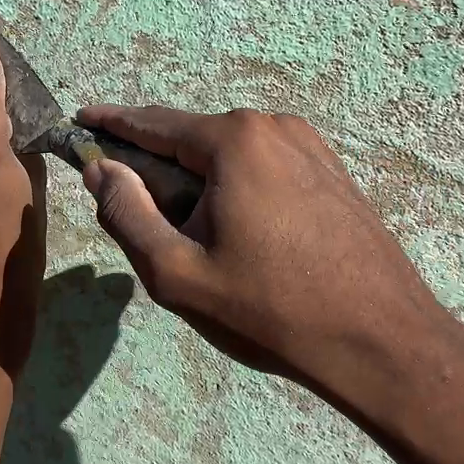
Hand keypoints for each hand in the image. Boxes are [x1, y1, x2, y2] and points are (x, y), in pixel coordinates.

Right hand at [76, 105, 454, 403]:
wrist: (384, 343)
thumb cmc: (271, 310)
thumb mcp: (176, 272)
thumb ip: (125, 213)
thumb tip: (99, 169)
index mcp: (233, 140)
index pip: (151, 123)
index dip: (109, 124)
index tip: (79, 119)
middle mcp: (271, 125)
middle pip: (190, 140)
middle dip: (158, 170)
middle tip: (142, 220)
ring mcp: (308, 144)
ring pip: (227, 155)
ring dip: (198, 184)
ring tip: (199, 242)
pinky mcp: (330, 169)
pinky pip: (261, 166)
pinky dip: (234, 187)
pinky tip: (242, 235)